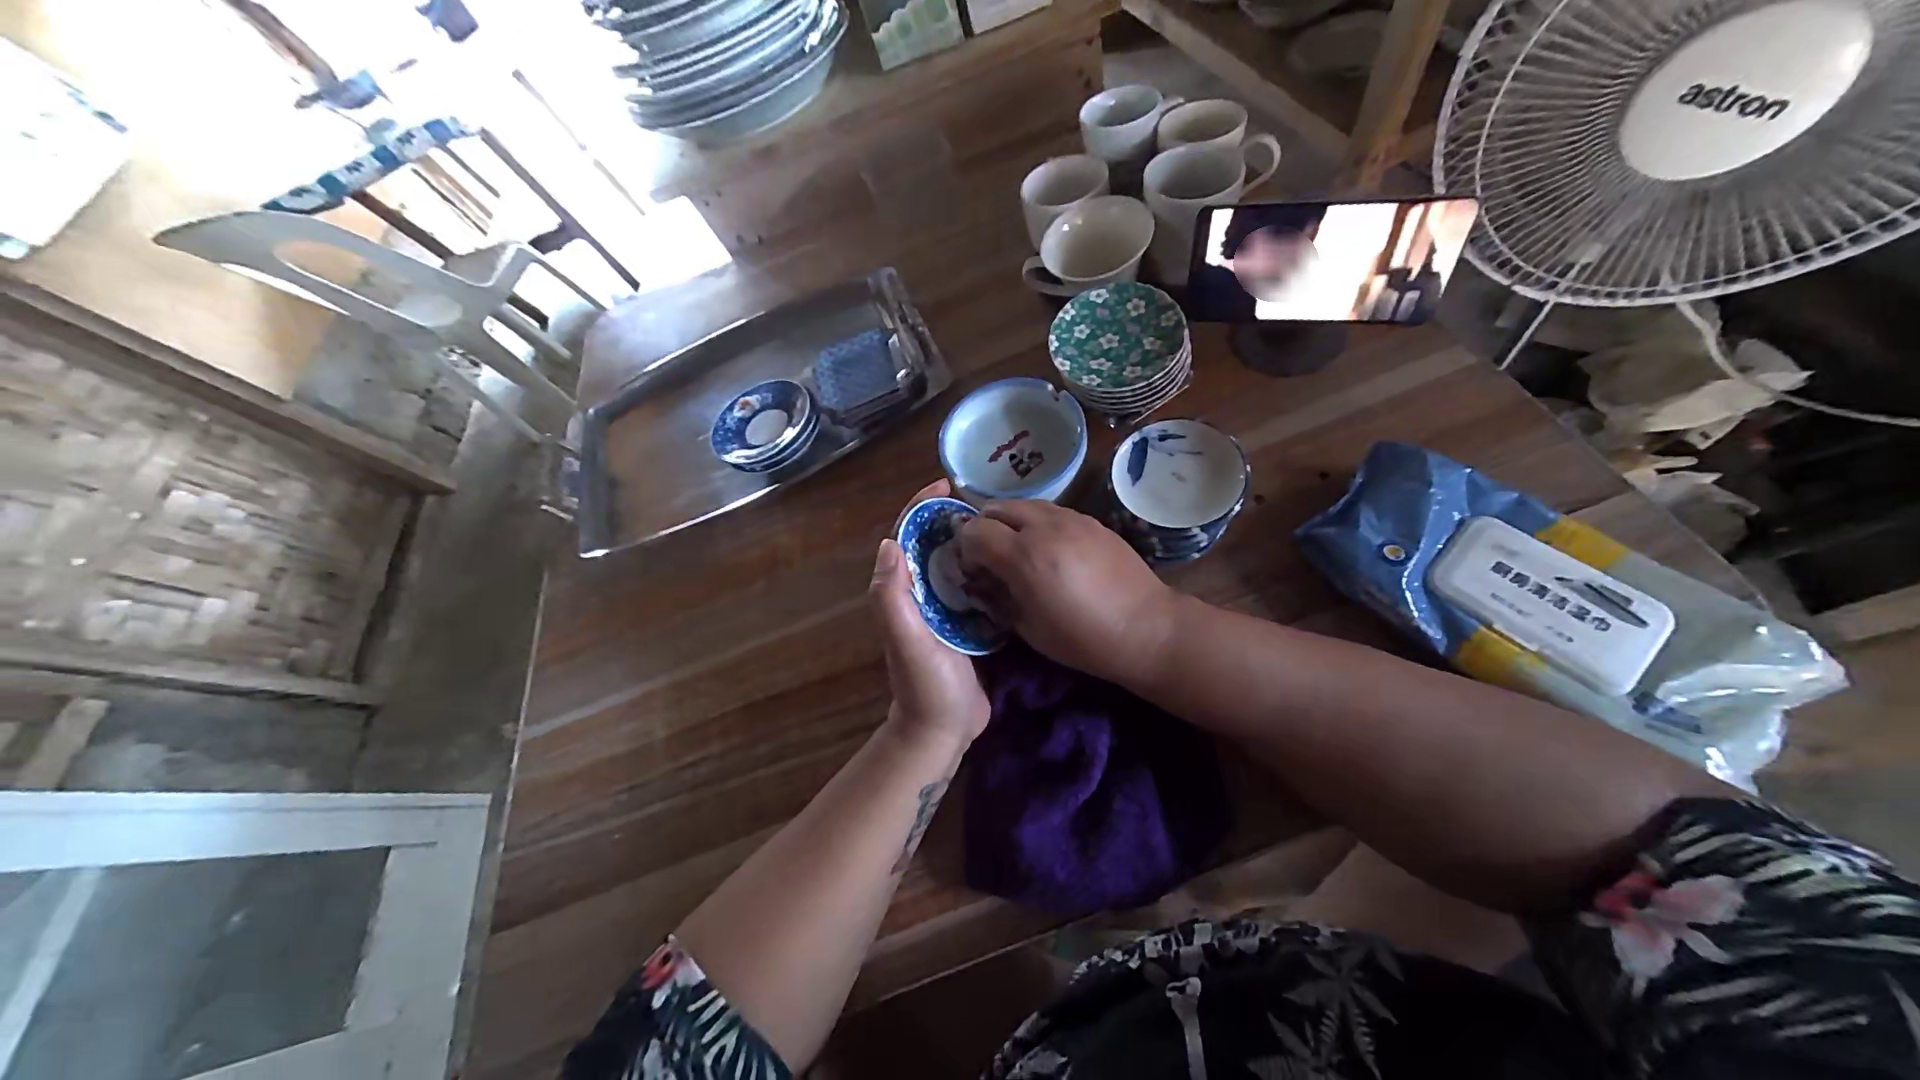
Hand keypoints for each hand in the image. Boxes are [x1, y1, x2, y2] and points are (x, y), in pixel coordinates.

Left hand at [870, 481, 990, 747]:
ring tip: (998, 523)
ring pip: (953, 564)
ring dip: (969, 540)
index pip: (904, 539)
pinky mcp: (965, 624)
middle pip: (930, 545)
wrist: (944, 730)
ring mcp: (943, 610)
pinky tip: (1008, 562)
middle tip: (981, 501)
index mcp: (901, 593)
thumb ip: (892, 596)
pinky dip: (985, 569)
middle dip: (948, 518)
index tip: (945, 486)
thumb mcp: (906, 640)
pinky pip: (973, 587)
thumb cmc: (924, 686)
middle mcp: (919, 596)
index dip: (920, 509)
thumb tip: (891, 543)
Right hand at [957, 499, 1181, 687]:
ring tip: (1018, 550)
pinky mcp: (1091, 520)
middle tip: (990, 556)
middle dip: (984, 528)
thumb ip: (998, 596)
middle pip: (996, 508)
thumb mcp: (1028, 628)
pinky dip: (1037, 522)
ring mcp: (1071, 519)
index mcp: (1024, 556)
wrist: (1145, 628)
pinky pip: (1050, 511)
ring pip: (1024, 504)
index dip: (965, 549)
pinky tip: (1049, 549)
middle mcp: (1044, 527)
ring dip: (1011, 522)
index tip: (972, 569)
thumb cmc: (1082, 639)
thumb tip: (981, 580)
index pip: (975, 531)